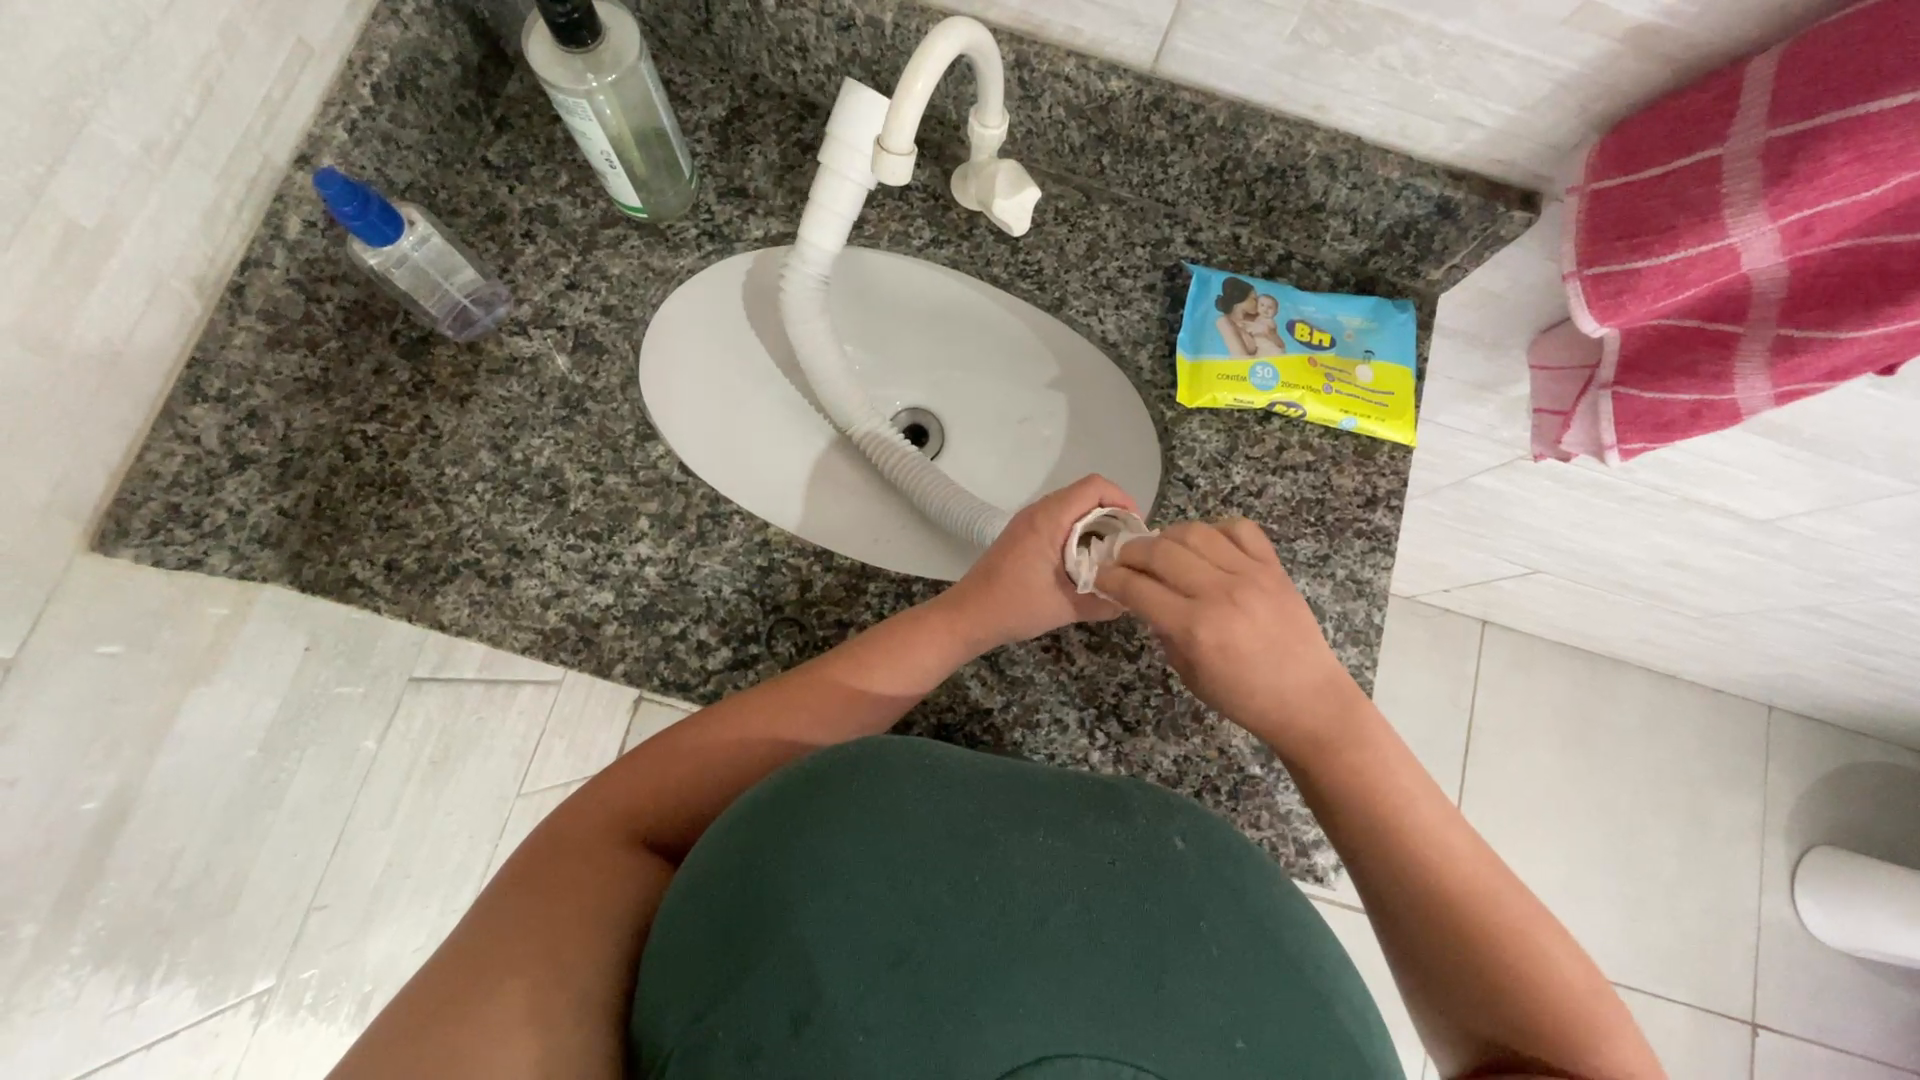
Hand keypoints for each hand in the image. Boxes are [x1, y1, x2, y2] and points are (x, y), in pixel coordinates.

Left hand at [937, 474, 1140, 651]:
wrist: (968, 616)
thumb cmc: (1013, 606)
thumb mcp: (1065, 607)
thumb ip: (1103, 602)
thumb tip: (1131, 599)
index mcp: (1049, 519)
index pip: (1094, 486)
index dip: (1122, 500)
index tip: (1136, 529)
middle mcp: (1038, 512)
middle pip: (1086, 494)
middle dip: (1113, 515)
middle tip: (1129, 546)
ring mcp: (1027, 522)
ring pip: (1072, 508)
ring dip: (1095, 525)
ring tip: (1112, 555)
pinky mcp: (1022, 535)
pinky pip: (1058, 521)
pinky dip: (1078, 533)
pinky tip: (1086, 563)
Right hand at [1093, 519, 1359, 753]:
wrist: (1307, 700)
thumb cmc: (1242, 697)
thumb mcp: (1187, 672)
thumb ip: (1163, 630)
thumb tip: (1144, 598)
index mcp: (1194, 628)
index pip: (1137, 587)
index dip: (1110, 578)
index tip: (1100, 575)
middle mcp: (1220, 593)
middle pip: (1160, 551)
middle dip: (1131, 552)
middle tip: (1124, 560)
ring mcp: (1251, 575)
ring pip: (1195, 532)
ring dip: (1168, 536)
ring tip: (1162, 549)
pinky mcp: (1275, 567)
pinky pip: (1240, 529)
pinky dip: (1216, 530)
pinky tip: (1207, 546)